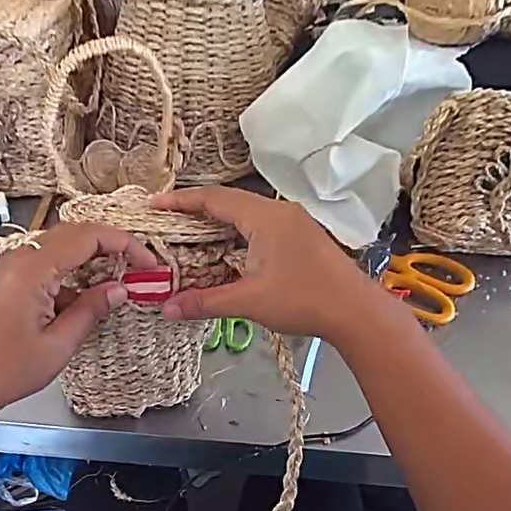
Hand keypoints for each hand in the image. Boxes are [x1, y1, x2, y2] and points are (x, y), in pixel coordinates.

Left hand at [0, 224, 155, 451]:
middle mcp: (18, 259)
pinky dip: (71, 274)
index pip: (88, 236)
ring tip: (116, 285)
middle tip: (138, 269)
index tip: (148, 262)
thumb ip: (91, 310)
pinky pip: (45, 264)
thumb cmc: (4, 370)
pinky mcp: (6, 281)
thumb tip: (118, 289)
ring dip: (91, 261)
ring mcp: (9, 268)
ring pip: (60, 248)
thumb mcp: (58, 344)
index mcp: (32, 270)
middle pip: (74, 234)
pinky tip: (84, 300)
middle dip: (111, 247)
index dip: (124, 244)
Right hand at [151, 188, 398, 344]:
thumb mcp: (249, 302)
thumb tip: (167, 308)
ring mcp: (293, 223)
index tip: (154, 205)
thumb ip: (205, 302)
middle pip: (229, 203)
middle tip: (166, 223)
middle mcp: (278, 211)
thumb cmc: (304, 300)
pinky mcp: (300, 238)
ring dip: (217, 224)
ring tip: (189, 236)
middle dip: (195, 211)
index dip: (181, 201)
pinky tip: (225, 251)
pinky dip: (236, 235)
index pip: (214, 199)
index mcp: (265, 217)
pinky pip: (259, 227)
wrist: (356, 311)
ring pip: (246, 215)